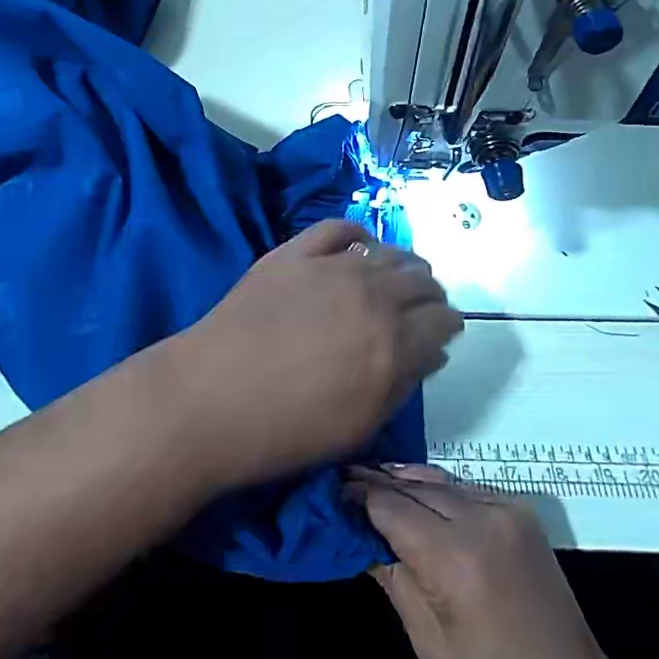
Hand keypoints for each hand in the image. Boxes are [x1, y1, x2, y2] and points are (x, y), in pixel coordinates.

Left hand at [162, 220, 462, 487]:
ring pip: (387, 252)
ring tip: (399, 275)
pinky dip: (356, 235)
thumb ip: (403, 383)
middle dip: (430, 294)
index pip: (443, 321)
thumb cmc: (286, 429)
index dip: (448, 326)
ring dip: (402, 264)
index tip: (443, 331)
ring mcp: (330, 268)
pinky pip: (337, 228)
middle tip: (423, 305)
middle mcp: (371, 297)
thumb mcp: (360, 424)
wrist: (210, 398)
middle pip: (420, 281)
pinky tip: (360, 245)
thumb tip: (430, 352)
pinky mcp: (293, 253)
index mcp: (393, 345)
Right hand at [349, 464, 609, 658]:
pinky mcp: (518, 505)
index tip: (329, 489)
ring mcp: (505, 506)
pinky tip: (413, 491)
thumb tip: (352, 530)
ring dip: (403, 479)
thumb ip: (389, 573)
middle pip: (412, 486)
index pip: (389, 506)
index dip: (356, 495)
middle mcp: (481, 518)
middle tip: (341, 477)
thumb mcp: (428, 635)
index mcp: (455, 557)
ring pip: (436, 478)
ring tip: (369, 476)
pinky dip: (435, 488)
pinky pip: (463, 486)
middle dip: (375, 481)